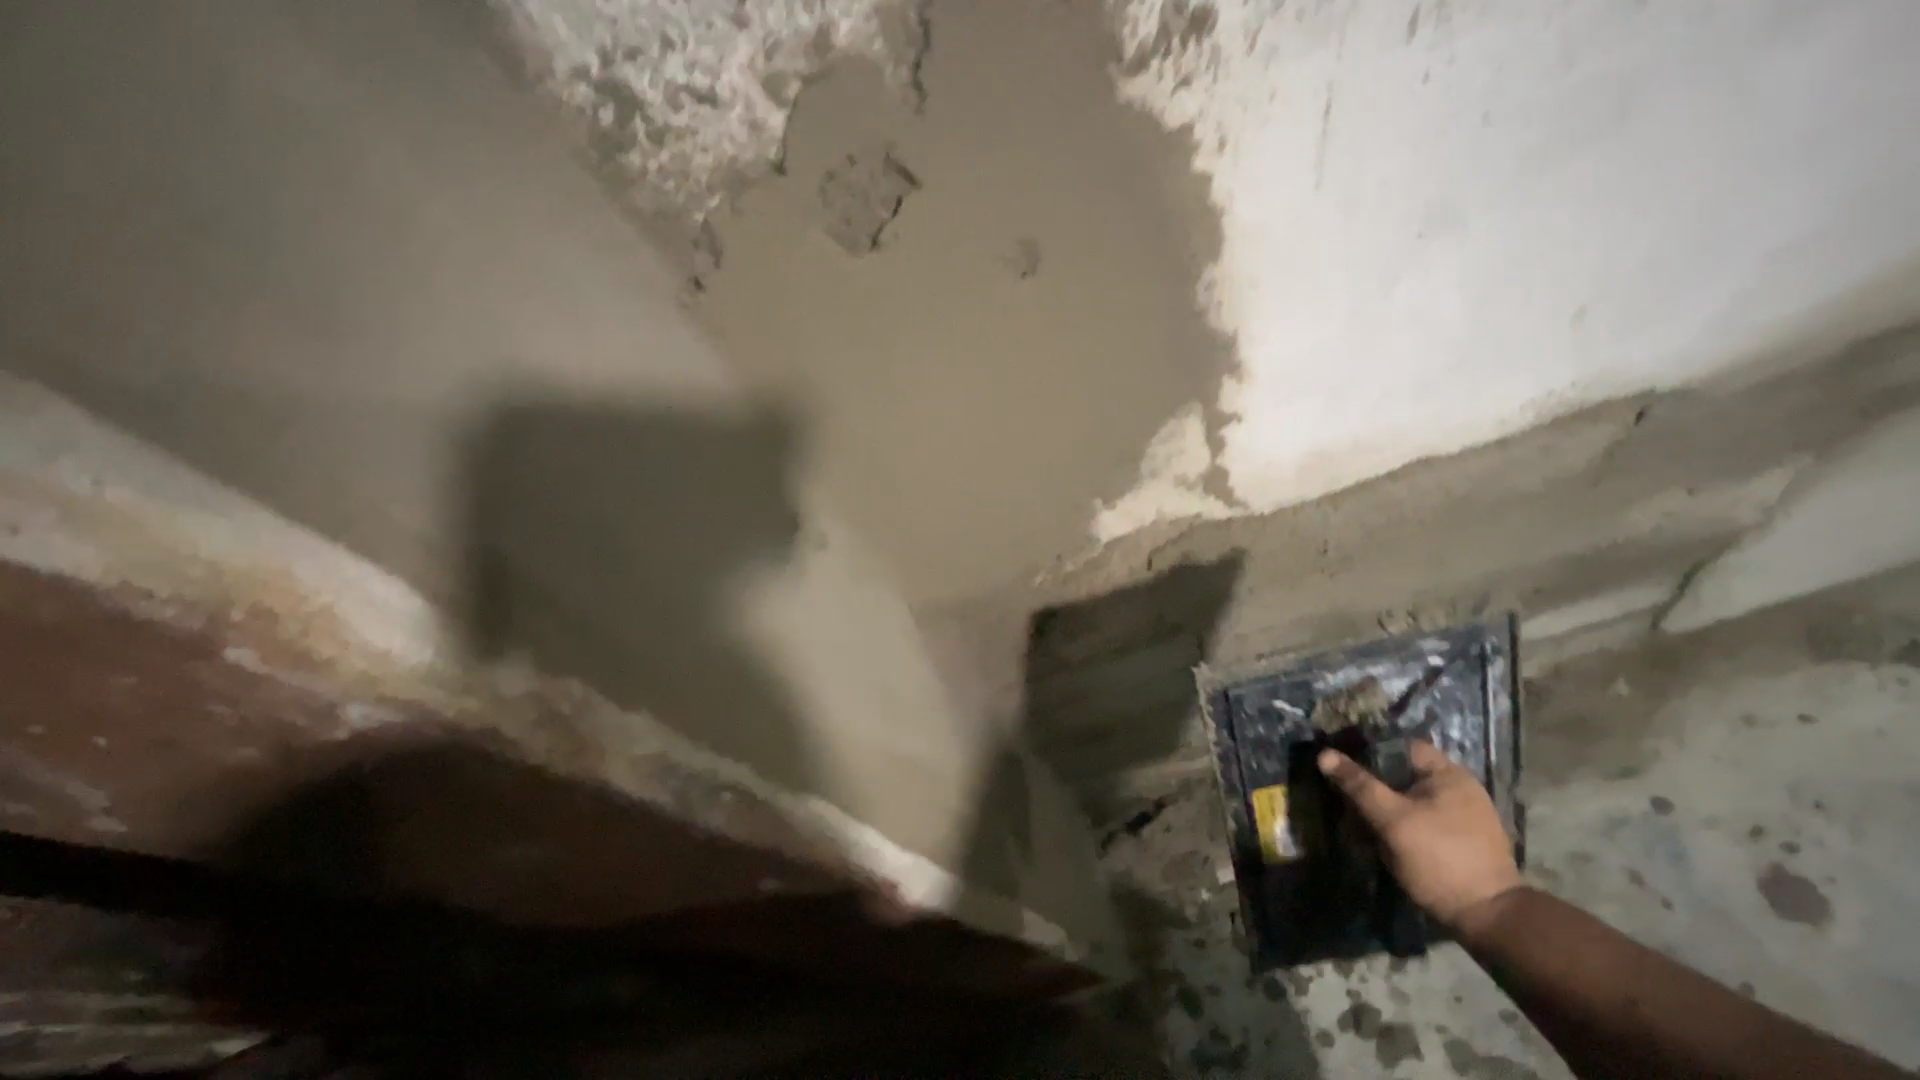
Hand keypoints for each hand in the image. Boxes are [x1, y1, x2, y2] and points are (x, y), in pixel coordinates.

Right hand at [1317, 740, 1523, 935]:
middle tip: (1346, 800)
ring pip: (1411, 801)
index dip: (1369, 754)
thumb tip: (1324, 755)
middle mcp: (1460, 789)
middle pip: (1405, 775)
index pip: (1400, 748)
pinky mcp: (1461, 840)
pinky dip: (1401, 826)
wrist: (1487, 916)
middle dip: (1375, 787)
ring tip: (1360, 825)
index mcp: (1449, 774)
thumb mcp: (1392, 820)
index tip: (1342, 767)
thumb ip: (1359, 786)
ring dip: (1386, 809)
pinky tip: (1384, 842)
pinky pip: (1423, 821)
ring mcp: (1463, 816)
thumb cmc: (1438, 859)